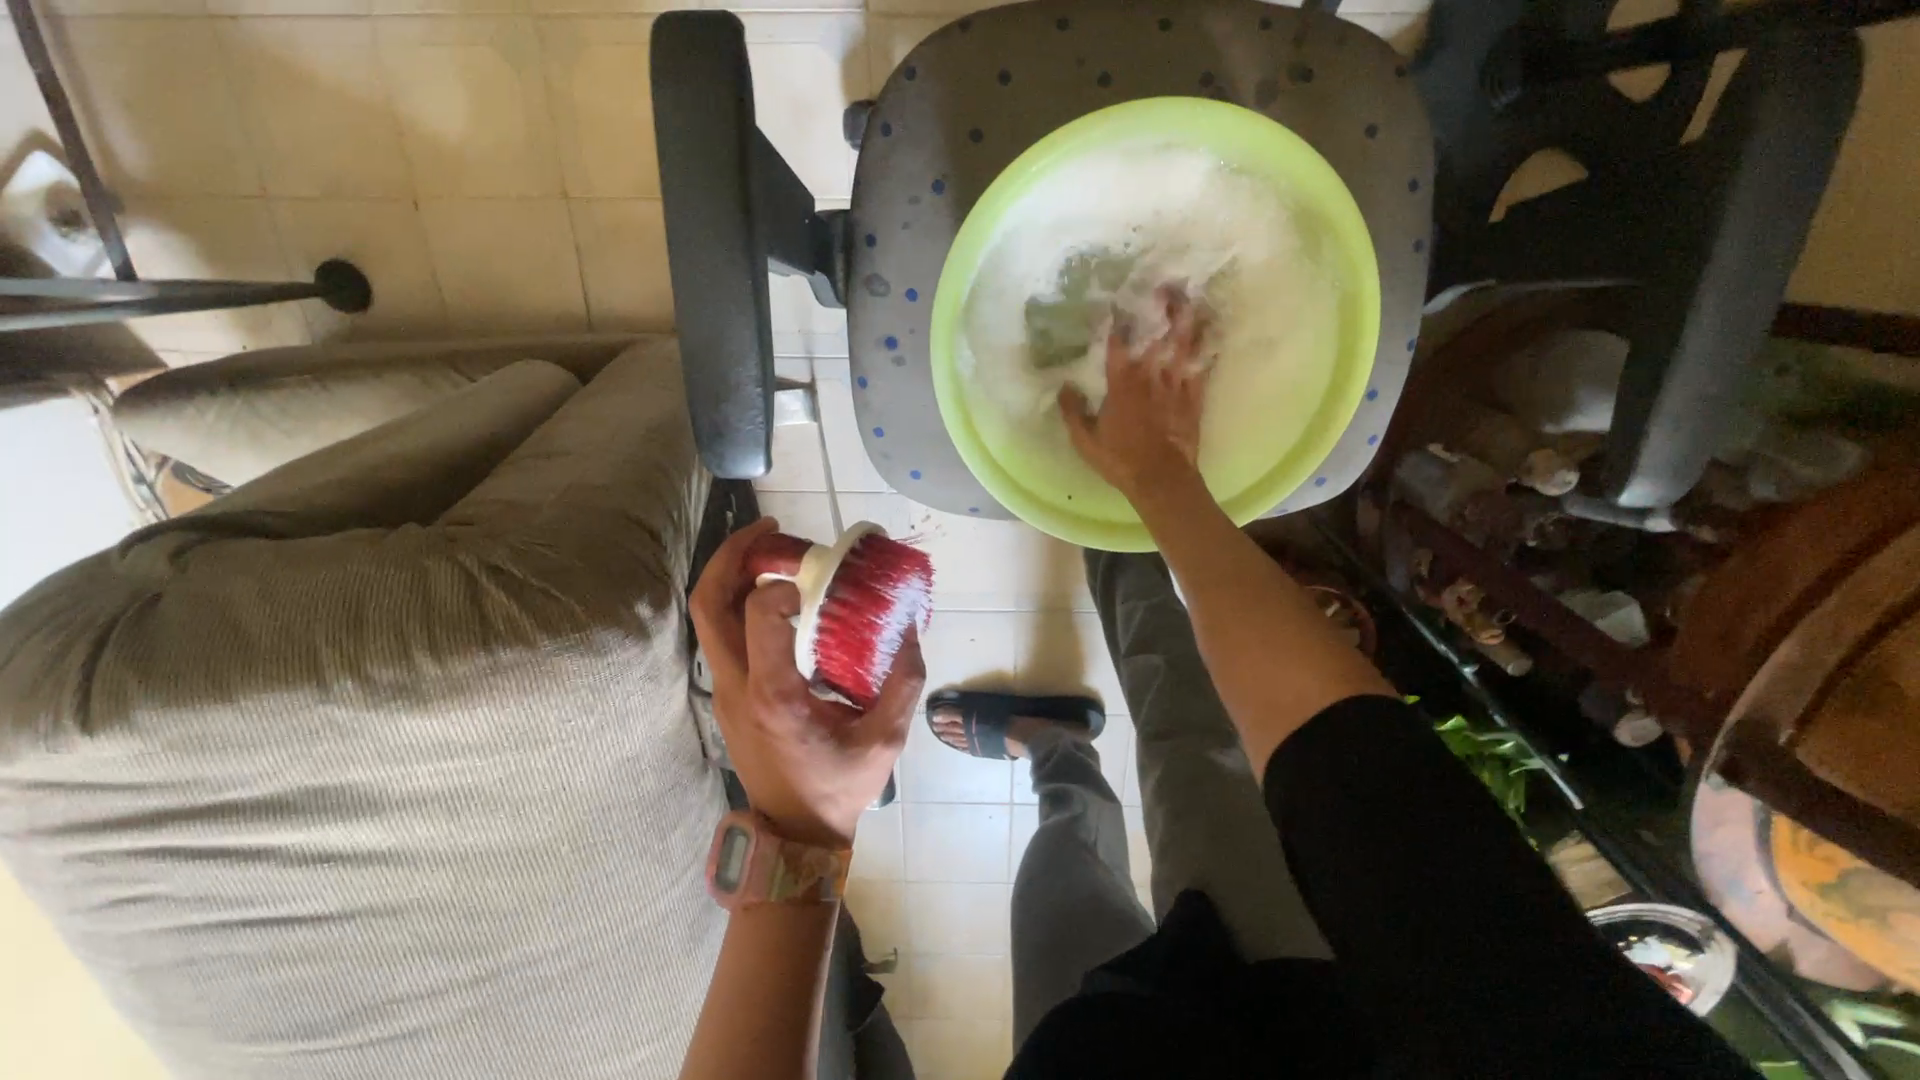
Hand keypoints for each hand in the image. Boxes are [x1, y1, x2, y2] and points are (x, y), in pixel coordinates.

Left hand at [690, 517, 924, 848]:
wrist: (794, 833)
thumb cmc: (837, 787)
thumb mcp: (885, 739)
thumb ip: (903, 680)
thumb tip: (909, 627)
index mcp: (773, 694)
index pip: (758, 614)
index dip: (781, 582)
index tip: (816, 577)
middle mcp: (737, 686)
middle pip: (708, 603)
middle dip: (734, 554)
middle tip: (774, 529)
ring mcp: (724, 691)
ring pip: (706, 616)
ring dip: (732, 574)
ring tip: (772, 550)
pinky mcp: (727, 695)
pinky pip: (720, 634)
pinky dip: (737, 600)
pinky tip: (775, 594)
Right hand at [1059, 288, 1211, 500]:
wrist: (1161, 479)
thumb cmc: (1120, 461)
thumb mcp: (1085, 440)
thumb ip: (1073, 411)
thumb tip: (1064, 387)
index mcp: (1121, 384)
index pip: (1118, 344)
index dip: (1118, 321)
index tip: (1117, 302)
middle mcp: (1150, 377)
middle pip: (1158, 335)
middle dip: (1162, 309)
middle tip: (1166, 286)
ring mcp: (1175, 386)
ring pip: (1184, 346)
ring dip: (1187, 321)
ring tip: (1191, 300)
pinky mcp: (1194, 399)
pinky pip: (1202, 368)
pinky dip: (1206, 350)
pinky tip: (1211, 334)